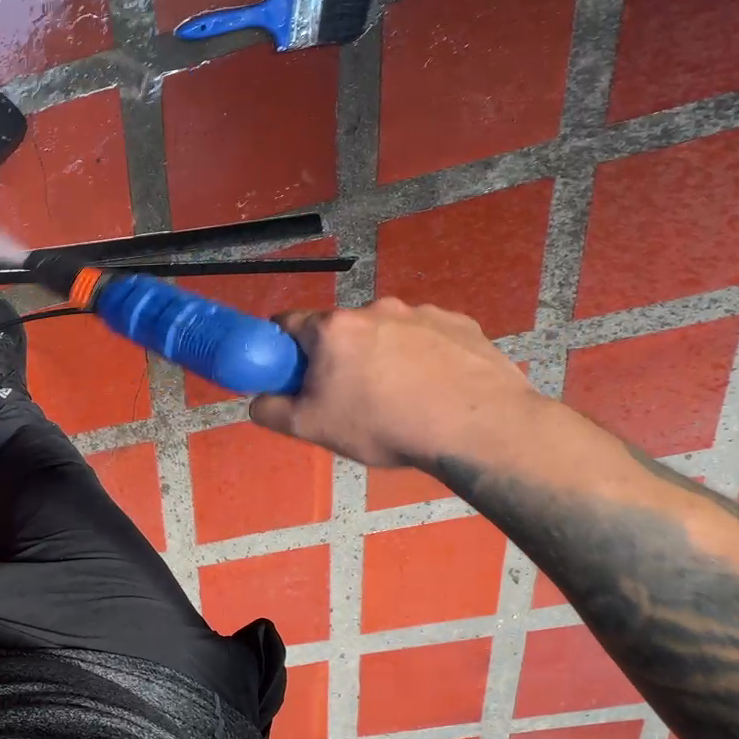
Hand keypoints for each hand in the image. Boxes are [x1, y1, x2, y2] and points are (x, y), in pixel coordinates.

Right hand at [248, 298, 538, 467]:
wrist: (479, 429)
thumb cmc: (382, 425)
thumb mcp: (307, 428)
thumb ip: (268, 410)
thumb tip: (259, 399)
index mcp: (332, 328)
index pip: (286, 323)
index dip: (280, 349)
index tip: (289, 376)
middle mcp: (375, 309)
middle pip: (338, 330)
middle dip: (334, 357)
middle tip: (343, 396)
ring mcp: (423, 313)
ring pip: (382, 333)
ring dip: (377, 356)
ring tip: (394, 397)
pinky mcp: (462, 324)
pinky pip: (424, 338)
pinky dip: (418, 357)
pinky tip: (428, 388)